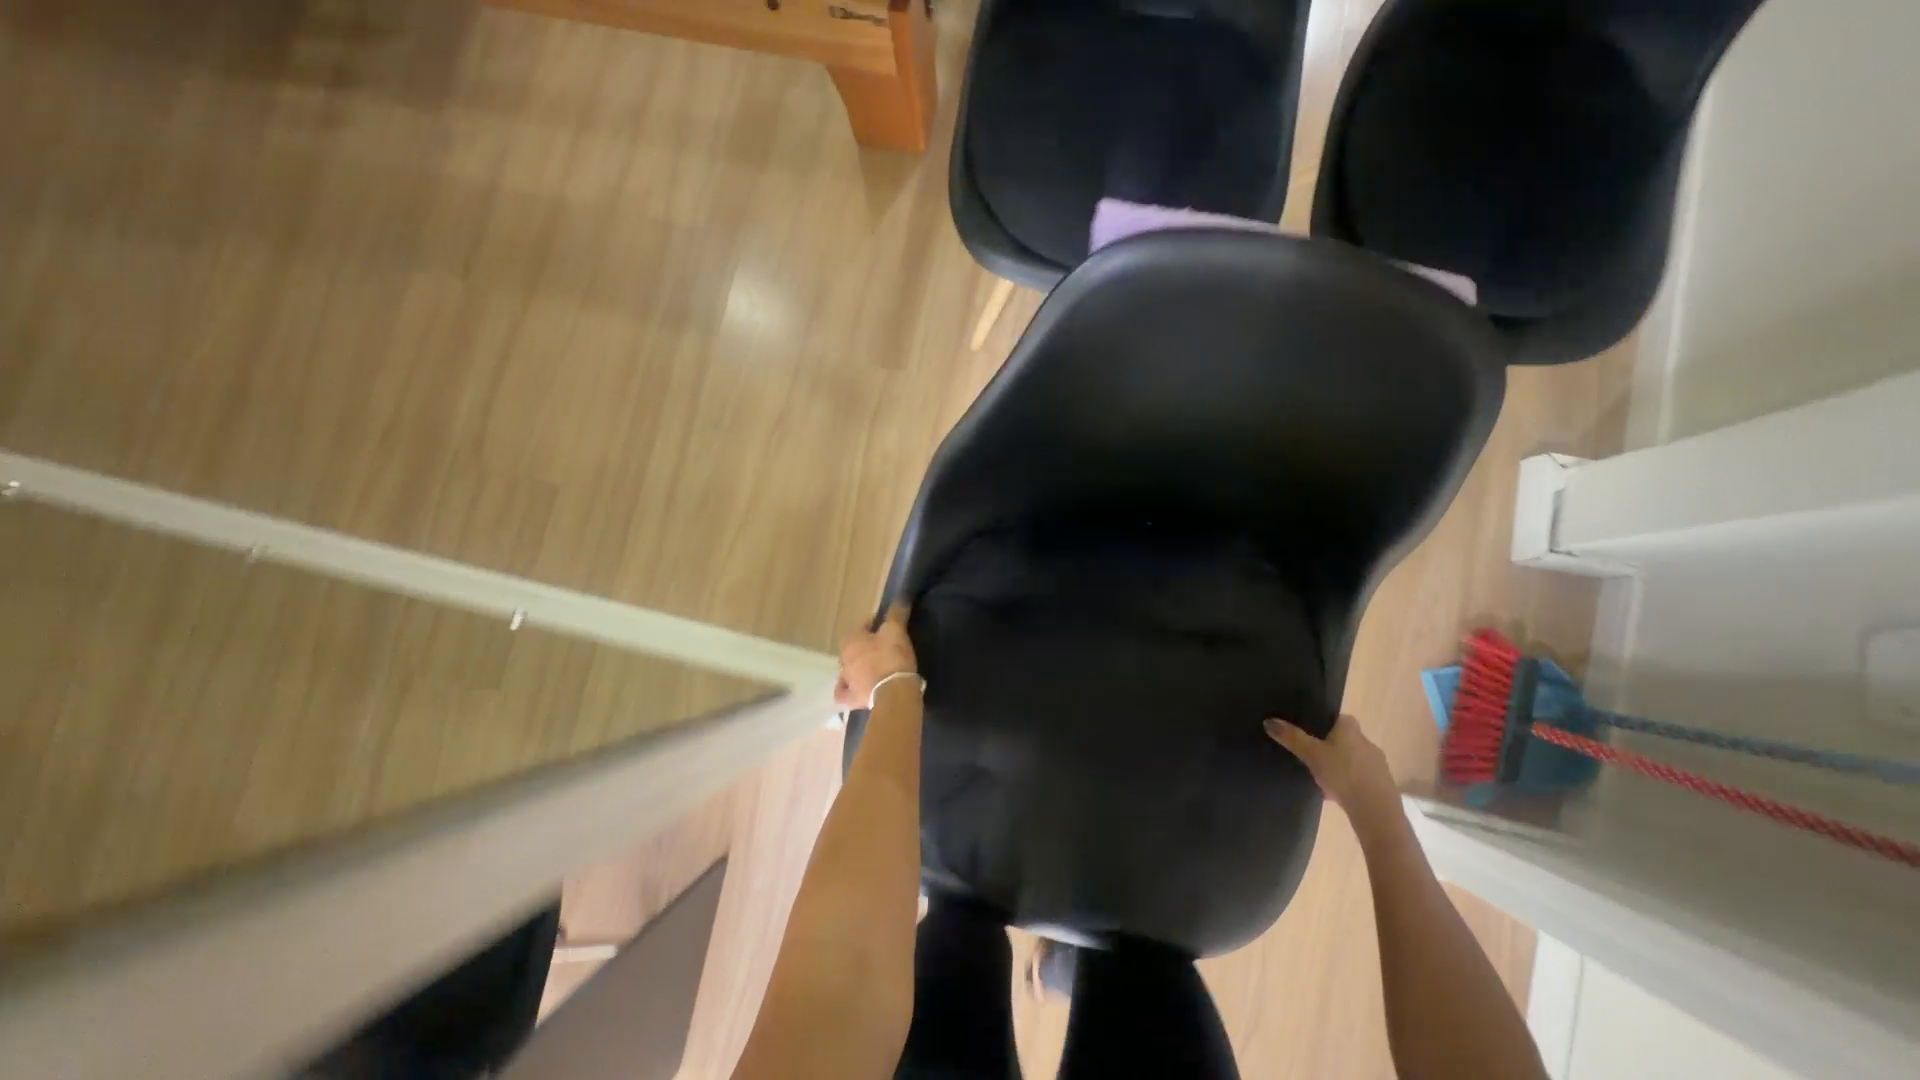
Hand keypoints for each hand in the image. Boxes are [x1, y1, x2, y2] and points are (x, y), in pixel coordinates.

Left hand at [835, 603, 917, 710]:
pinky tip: (853, 689)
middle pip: (854, 647)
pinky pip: (844, 694)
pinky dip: (847, 690)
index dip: (877, 623)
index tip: (890, 625)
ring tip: (874, 666)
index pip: (863, 625)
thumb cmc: (892, 656)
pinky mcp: (852, 698)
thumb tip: (900, 598)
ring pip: (848, 669)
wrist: (894, 692)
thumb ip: (896, 614)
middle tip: (884, 645)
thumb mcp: (896, 630)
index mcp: (850, 640)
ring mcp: (846, 680)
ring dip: (858, 666)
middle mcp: (843, 659)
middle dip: (866, 645)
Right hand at [1265, 714, 1399, 820]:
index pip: (1335, 718)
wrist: (1375, 809)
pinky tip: (1335, 795)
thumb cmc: (1342, 773)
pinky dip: (1347, 783)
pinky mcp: (1381, 783)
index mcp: (1351, 728)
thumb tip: (1269, 721)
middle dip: (1328, 748)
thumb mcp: (1311, 754)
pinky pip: (1359, 777)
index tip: (1307, 734)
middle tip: (1310, 758)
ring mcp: (1377, 763)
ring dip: (1337, 767)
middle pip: (1343, 739)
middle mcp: (1366, 741)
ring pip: (1351, 759)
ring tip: (1320, 779)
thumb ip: (1292, 738)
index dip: (1321, 724)